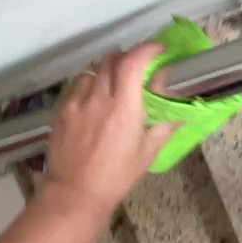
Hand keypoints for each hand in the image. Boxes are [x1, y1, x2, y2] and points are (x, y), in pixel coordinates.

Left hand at [41, 42, 176, 215]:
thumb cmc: (117, 175)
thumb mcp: (148, 151)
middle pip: (112, 59)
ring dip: (108, 69)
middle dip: (128, 57)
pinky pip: (77, 84)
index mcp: (124, 108)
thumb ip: (165, 121)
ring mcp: (76, 102)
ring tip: (116, 82)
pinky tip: (95, 97)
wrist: (75, 193)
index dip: (147, 49)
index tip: (158, 50)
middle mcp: (98, 98)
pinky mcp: (61, 109)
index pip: (133, 62)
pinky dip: (90, 82)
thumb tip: (180, 105)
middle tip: (139, 67)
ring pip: (93, 69)